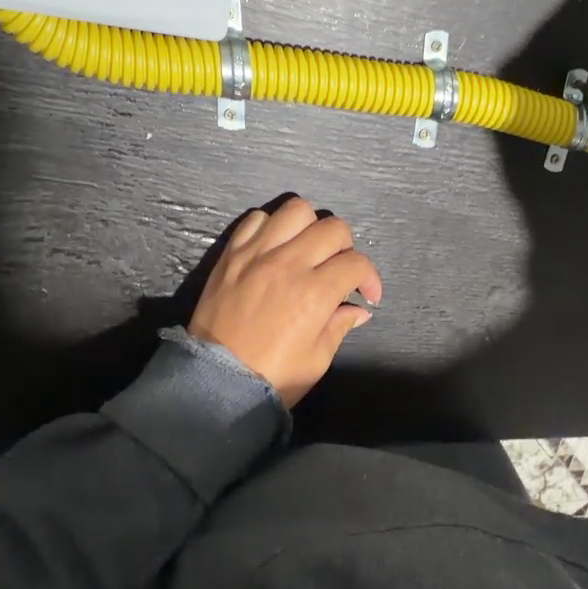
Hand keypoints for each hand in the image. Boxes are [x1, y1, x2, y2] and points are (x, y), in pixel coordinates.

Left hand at [188, 198, 382, 406]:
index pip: (356, 263)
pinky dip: (274, 227)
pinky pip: (258, 218)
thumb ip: (339, 326)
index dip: (371, 278)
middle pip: (332, 228)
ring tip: (309, 249)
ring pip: (297, 210)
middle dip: (347, 248)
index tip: (368, 296)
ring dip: (311, 226)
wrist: (217, 378)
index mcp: (316, 292)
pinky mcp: (233, 252)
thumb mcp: (317, 359)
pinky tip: (277, 248)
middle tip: (340, 271)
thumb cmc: (275, 375)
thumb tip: (358, 310)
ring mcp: (258, 253)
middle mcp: (289, 262)